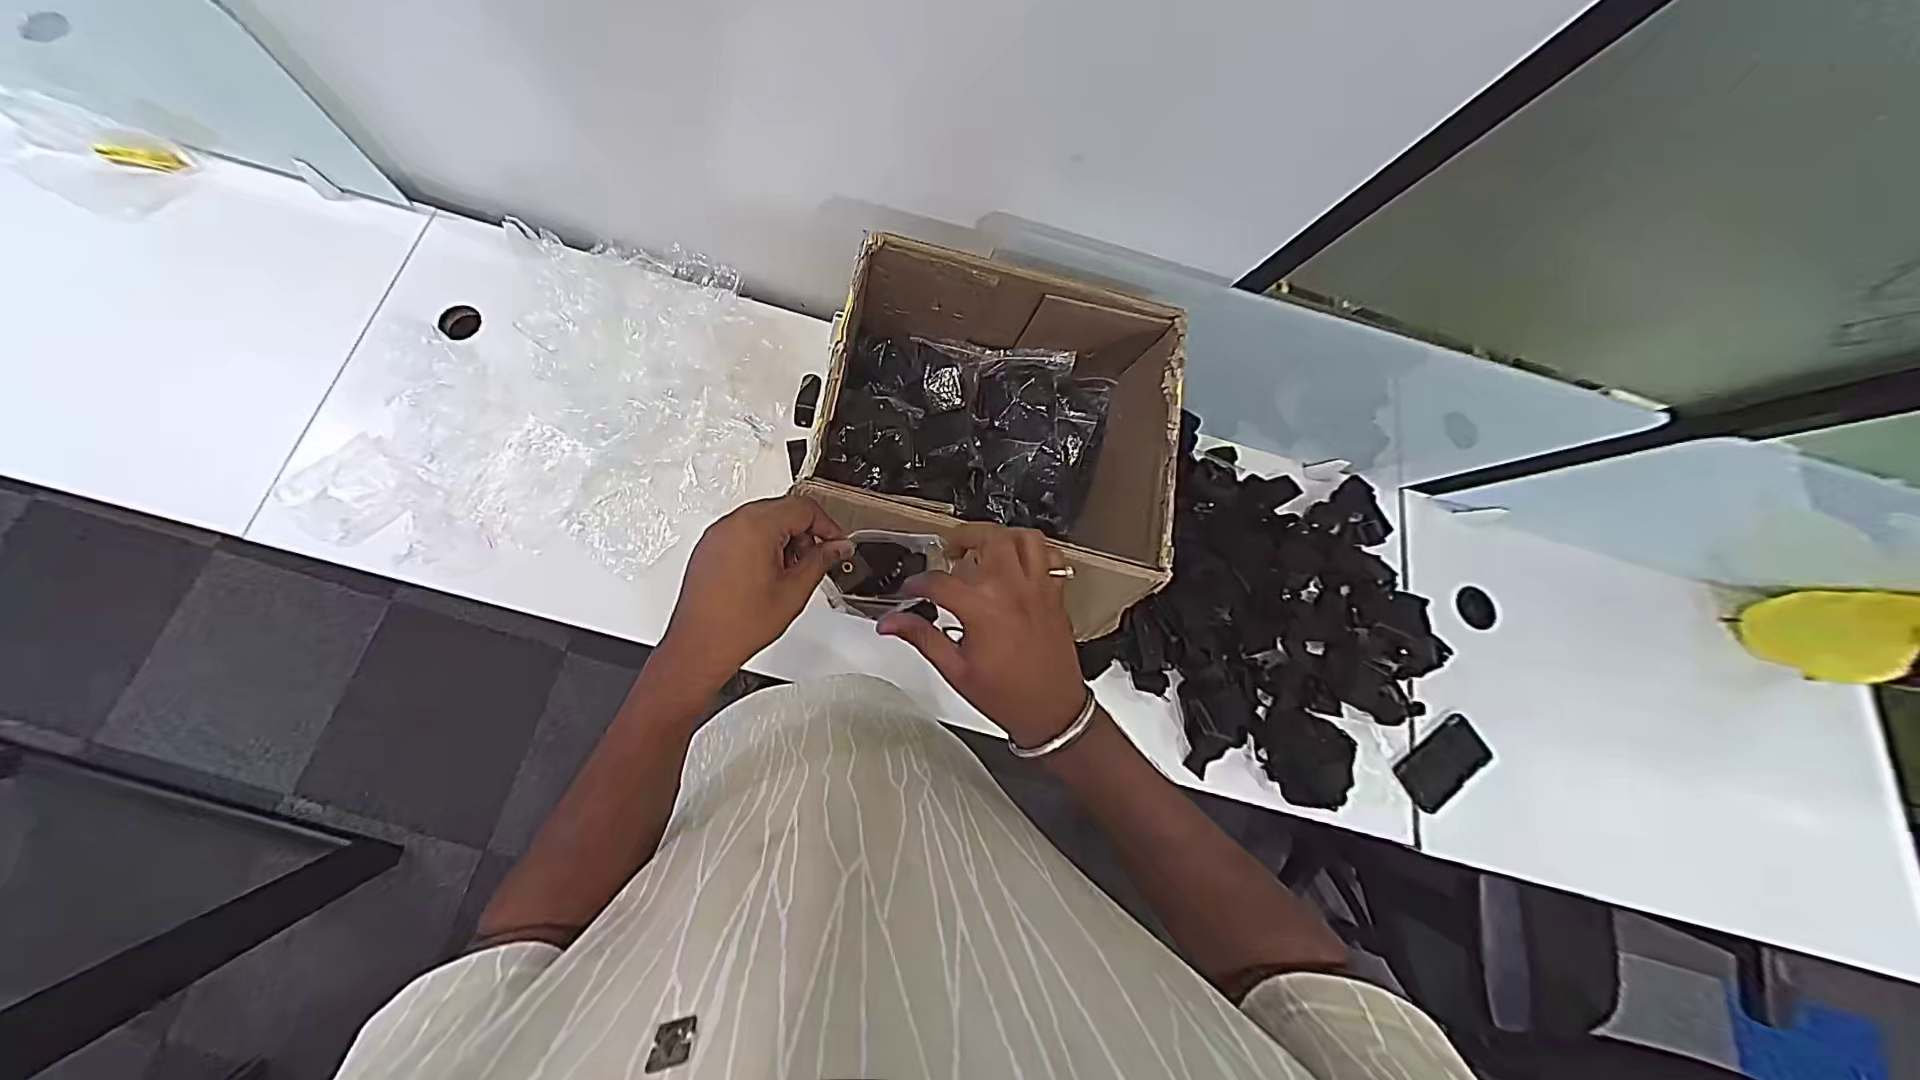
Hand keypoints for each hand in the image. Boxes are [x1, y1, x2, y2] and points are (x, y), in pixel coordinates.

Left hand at [658, 495, 849, 691]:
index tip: (836, 543)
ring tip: (790, 570)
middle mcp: (733, 524)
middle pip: (784, 508)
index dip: (828, 526)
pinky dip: (763, 542)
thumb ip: (821, 561)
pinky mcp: (710, 545)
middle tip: (817, 557)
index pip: (804, 508)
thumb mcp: (794, 590)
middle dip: (806, 531)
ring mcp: (718, 533)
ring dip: (785, 537)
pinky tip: (769, 572)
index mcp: (757, 528)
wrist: (700, 645)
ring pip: (764, 518)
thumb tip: (837, 547)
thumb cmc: (737, 624)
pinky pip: (744, 529)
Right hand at [877, 524, 1087, 747]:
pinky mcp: (1055, 594)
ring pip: (1021, 538)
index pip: (939, 581)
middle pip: (986, 539)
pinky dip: (1033, 550)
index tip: (911, 591)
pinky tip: (1017, 561)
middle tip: (948, 553)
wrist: (1052, 712)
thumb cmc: (1008, 696)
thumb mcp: (955, 670)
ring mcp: (1037, 589)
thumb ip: (922, 637)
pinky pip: (1048, 556)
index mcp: (983, 609)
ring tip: (983, 547)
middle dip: (961, 539)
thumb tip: (891, 624)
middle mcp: (1012, 591)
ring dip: (999, 536)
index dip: (917, 584)